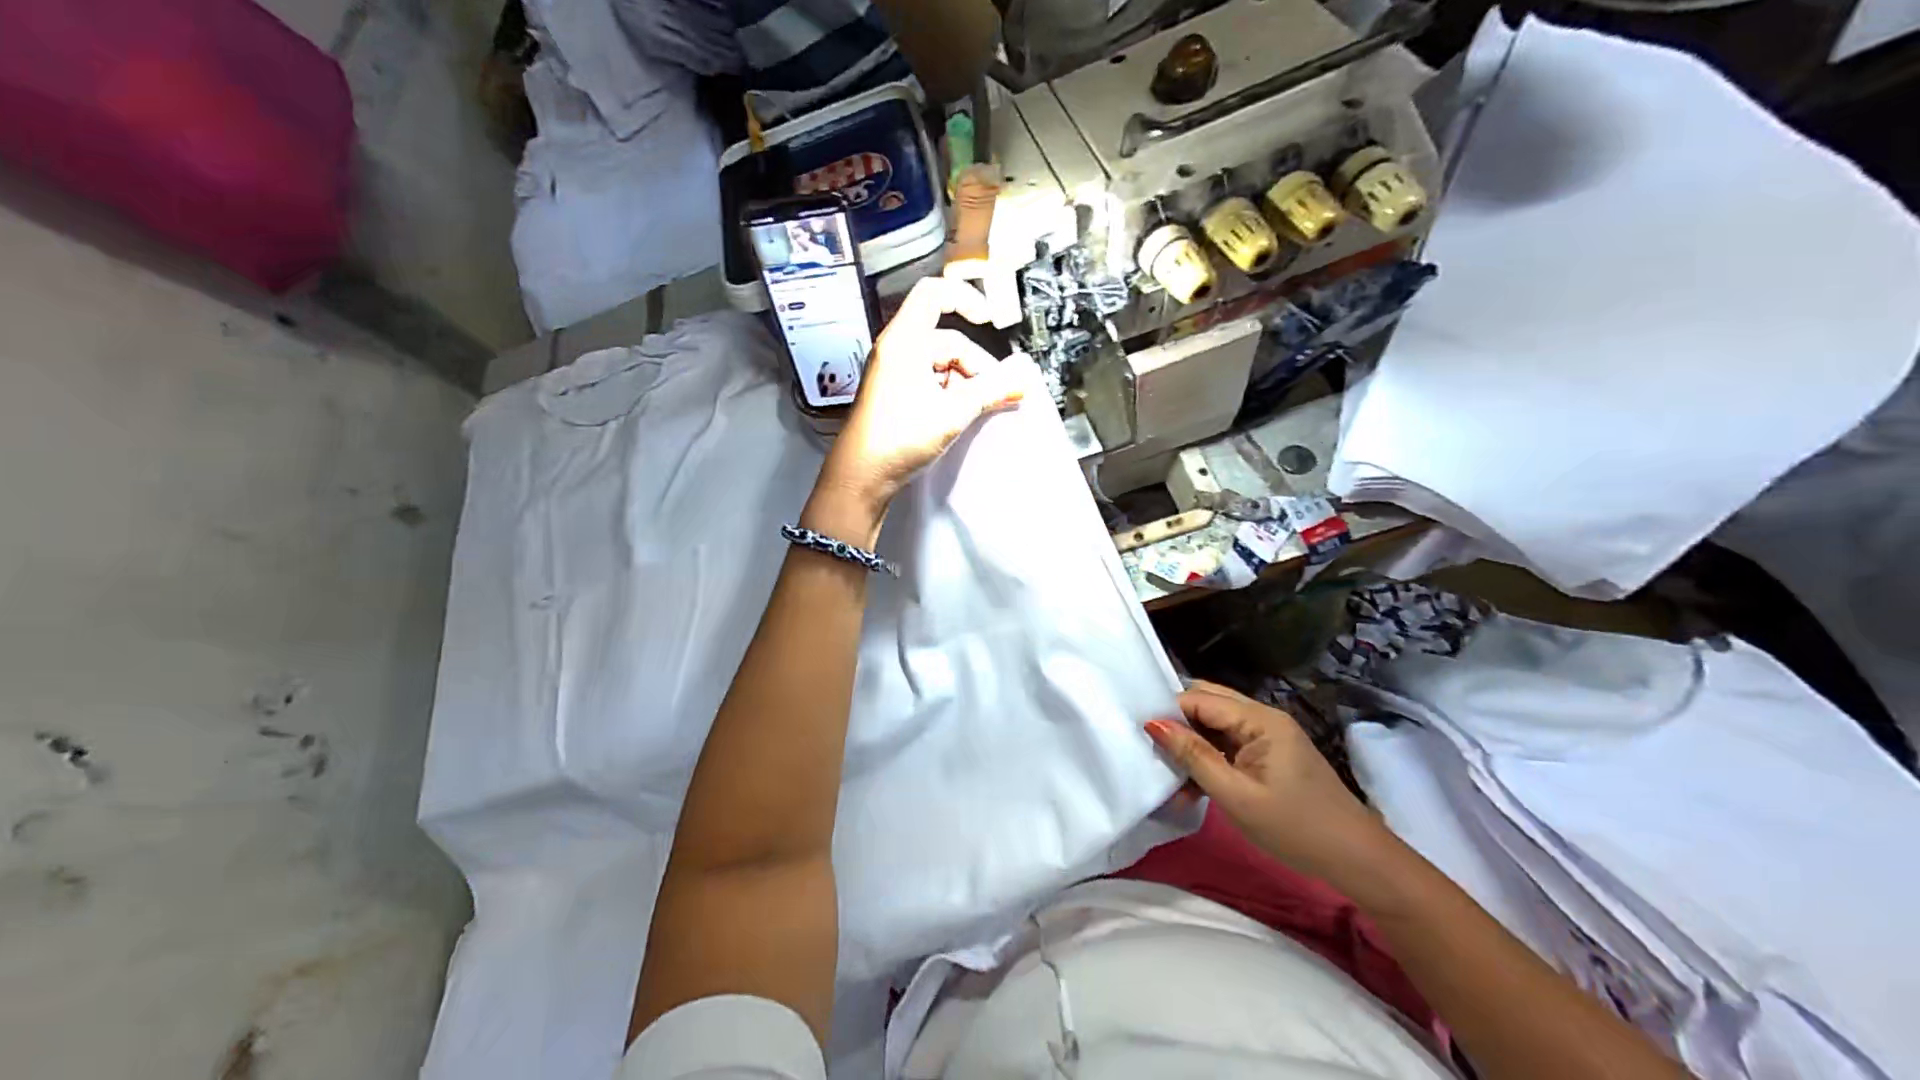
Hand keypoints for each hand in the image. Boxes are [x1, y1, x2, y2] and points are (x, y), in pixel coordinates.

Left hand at [809, 278, 1023, 534]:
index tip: (989, 320)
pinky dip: (948, 391)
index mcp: (903, 341)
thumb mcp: (952, 413)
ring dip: (962, 381)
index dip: (966, 299)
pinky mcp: (894, 392)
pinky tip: (955, 415)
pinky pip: (929, 379)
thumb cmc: (895, 439)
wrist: (861, 476)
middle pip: (946, 338)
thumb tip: (1020, 382)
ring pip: (940, 361)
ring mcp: (893, 371)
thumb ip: (990, 392)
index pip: (934, 294)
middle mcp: (895, 349)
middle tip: (990, 393)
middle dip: (973, 363)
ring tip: (969, 410)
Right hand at [1146, 681, 1396, 885]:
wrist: (1355, 859)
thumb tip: (1153, 724)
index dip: (1168, 712)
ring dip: (1191, 746)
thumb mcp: (1235, 795)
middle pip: (1207, 704)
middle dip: (1177, 725)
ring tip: (1169, 777)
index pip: (1200, 699)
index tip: (1138, 733)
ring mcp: (1268, 736)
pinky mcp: (1269, 755)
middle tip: (1148, 750)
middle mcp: (1263, 717)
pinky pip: (1228, 744)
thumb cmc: (1294, 827)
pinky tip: (1191, 786)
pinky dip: (1208, 759)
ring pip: (1215, 726)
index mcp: (1260, 720)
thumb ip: (1193, 756)